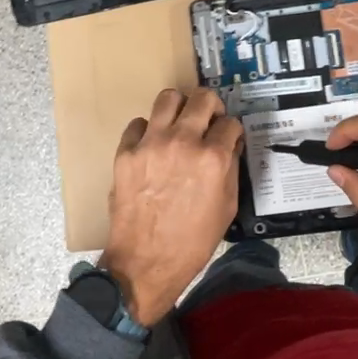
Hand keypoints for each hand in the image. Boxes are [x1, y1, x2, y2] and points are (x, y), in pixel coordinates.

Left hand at [103, 88, 243, 324]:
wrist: (147, 260)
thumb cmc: (193, 240)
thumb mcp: (227, 206)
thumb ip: (230, 169)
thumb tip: (229, 145)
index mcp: (213, 158)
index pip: (230, 123)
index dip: (231, 131)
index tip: (227, 138)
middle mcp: (183, 142)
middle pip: (202, 97)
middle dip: (211, 106)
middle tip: (208, 120)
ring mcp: (151, 144)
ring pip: (168, 97)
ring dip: (179, 107)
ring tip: (180, 123)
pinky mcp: (126, 152)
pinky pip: (138, 123)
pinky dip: (149, 130)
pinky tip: (153, 146)